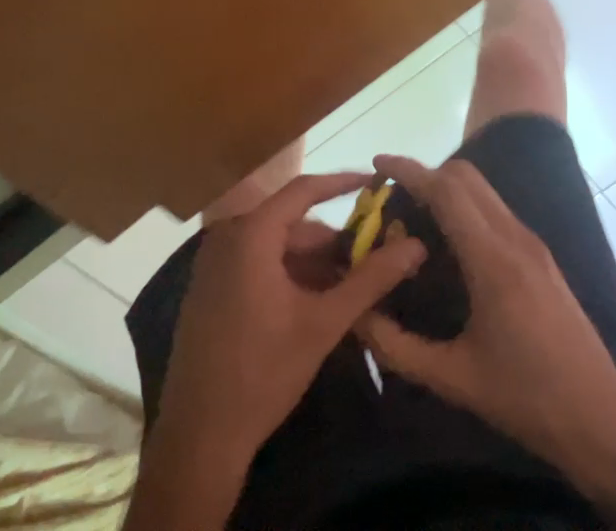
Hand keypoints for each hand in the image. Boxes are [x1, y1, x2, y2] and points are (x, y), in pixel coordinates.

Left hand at [148, 172, 425, 462]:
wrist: (201, 432)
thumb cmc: (264, 371)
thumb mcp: (324, 323)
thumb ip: (370, 279)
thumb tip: (415, 245)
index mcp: (250, 235)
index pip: (303, 190)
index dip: (342, 184)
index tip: (376, 186)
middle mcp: (227, 239)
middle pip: (292, 224)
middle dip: (334, 241)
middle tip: (376, 258)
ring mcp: (214, 266)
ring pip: (277, 249)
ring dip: (315, 263)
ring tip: (354, 287)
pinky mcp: (210, 291)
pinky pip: (258, 266)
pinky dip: (291, 276)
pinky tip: (319, 303)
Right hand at [355, 155, 615, 500]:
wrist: (599, 417)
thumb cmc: (525, 398)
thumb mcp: (450, 377)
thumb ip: (394, 345)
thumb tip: (354, 314)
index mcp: (494, 262)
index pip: (447, 192)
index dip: (409, 171)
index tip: (376, 164)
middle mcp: (517, 240)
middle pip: (468, 179)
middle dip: (425, 175)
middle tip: (388, 197)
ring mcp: (534, 247)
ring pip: (485, 192)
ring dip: (447, 190)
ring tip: (410, 217)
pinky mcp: (542, 259)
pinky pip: (497, 212)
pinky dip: (466, 209)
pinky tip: (446, 243)